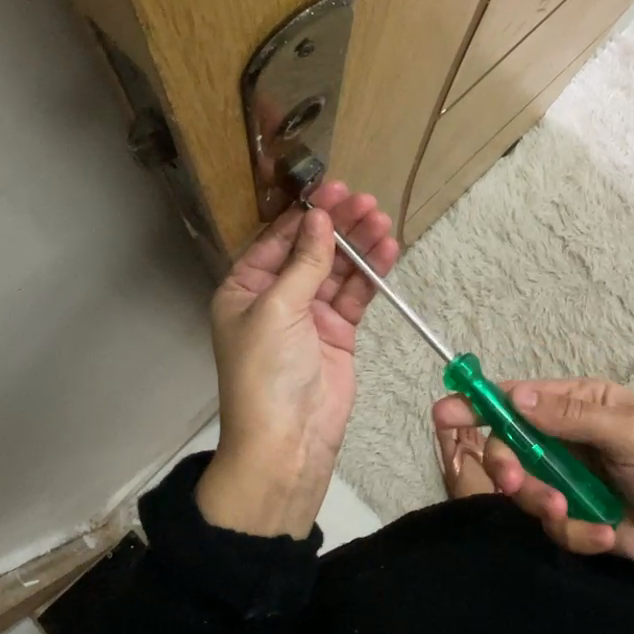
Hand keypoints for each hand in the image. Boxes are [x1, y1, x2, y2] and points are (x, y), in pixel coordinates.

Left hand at [196, 181, 398, 538]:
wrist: (288, 443)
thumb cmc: (266, 373)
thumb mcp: (278, 310)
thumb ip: (304, 262)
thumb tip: (320, 218)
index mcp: (245, 289)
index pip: (276, 240)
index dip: (306, 215)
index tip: (334, 191)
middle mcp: (276, 298)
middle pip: (311, 250)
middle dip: (338, 226)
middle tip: (365, 201)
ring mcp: (310, 315)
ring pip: (338, 270)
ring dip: (359, 246)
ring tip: (382, 219)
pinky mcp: (339, 333)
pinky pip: (356, 295)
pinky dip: (372, 274)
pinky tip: (388, 250)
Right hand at [433, 379, 633, 606]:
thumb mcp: (630, 431)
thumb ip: (570, 415)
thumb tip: (516, 394)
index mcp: (584, 404)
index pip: (522, 397)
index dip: (482, 402)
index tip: (444, 413)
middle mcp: (570, 438)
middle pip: (510, 444)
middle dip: (508, 465)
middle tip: (514, 480)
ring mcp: (571, 480)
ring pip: (524, 487)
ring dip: (540, 501)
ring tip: (566, 511)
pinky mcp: (576, 519)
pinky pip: (550, 523)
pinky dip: (573, 531)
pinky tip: (605, 534)